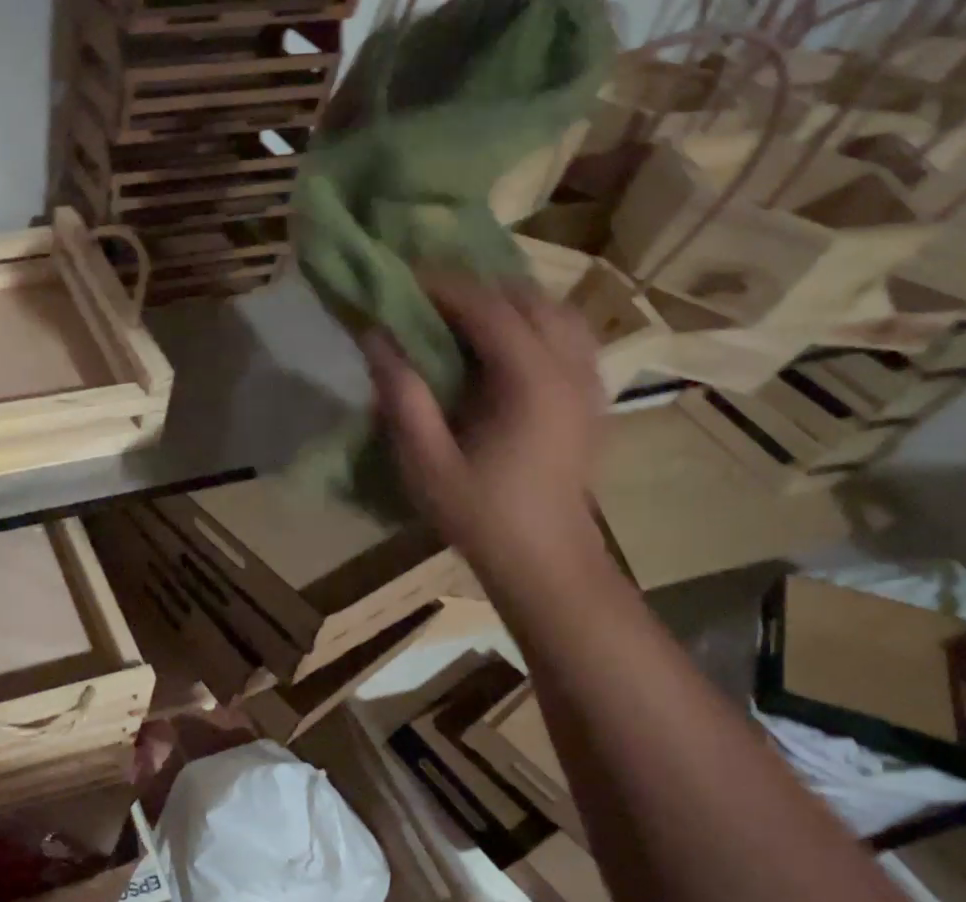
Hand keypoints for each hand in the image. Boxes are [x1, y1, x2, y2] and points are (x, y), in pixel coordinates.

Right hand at [366, 276, 606, 576]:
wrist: (545, 559)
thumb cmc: (480, 515)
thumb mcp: (426, 462)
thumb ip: (402, 397)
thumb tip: (376, 339)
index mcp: (532, 382)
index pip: (489, 308)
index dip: (443, 286)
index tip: (401, 278)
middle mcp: (570, 368)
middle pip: (528, 298)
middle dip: (476, 286)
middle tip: (426, 294)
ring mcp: (588, 381)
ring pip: (556, 312)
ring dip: (508, 301)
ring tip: (462, 312)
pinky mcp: (590, 396)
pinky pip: (568, 335)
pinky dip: (533, 323)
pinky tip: (501, 343)